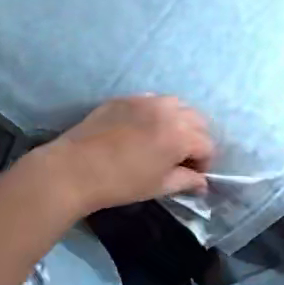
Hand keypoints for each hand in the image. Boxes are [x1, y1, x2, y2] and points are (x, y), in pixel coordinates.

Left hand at [16, 96, 213, 216]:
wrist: (76, 168)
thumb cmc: (120, 183)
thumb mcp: (158, 186)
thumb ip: (185, 180)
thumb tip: (202, 182)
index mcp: (180, 135)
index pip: (207, 144)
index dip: (204, 162)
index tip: (193, 175)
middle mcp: (167, 111)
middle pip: (197, 120)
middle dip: (195, 138)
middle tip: (181, 158)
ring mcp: (145, 100)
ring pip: (175, 104)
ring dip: (178, 121)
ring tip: (165, 140)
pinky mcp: (125, 98)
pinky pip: (151, 100)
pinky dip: (156, 112)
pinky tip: (143, 129)